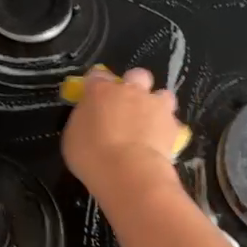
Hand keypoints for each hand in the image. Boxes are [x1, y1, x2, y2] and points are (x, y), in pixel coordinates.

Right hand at [62, 66, 185, 200]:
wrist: (127, 171)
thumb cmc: (91, 155)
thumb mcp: (73, 136)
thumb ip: (84, 120)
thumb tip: (91, 118)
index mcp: (100, 91)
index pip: (97, 76)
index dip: (96, 84)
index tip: (94, 97)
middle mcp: (130, 90)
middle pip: (137, 75)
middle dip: (134, 85)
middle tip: (127, 106)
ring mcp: (154, 105)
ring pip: (162, 94)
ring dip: (156, 104)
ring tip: (151, 123)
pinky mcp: (172, 124)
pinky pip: (172, 122)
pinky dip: (167, 129)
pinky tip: (160, 142)